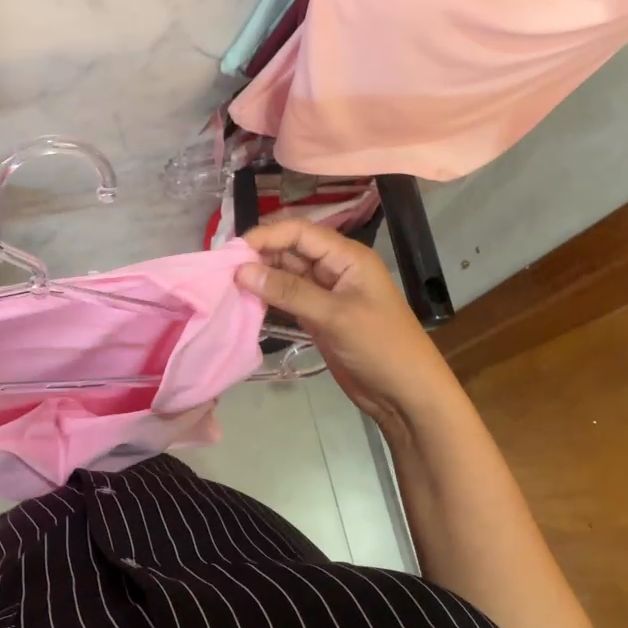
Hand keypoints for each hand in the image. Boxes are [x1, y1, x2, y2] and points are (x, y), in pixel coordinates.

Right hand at [235, 220, 452, 428]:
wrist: (406, 395)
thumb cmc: (381, 347)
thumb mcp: (335, 316)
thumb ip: (288, 291)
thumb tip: (242, 271)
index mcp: (347, 257)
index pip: (299, 232)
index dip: (266, 236)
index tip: (231, 252)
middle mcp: (335, 269)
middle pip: (290, 251)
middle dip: (258, 257)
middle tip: (221, 272)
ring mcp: (326, 294)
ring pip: (286, 276)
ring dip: (260, 279)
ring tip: (226, 287)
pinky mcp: (318, 318)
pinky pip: (287, 299)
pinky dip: (267, 300)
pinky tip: (244, 304)